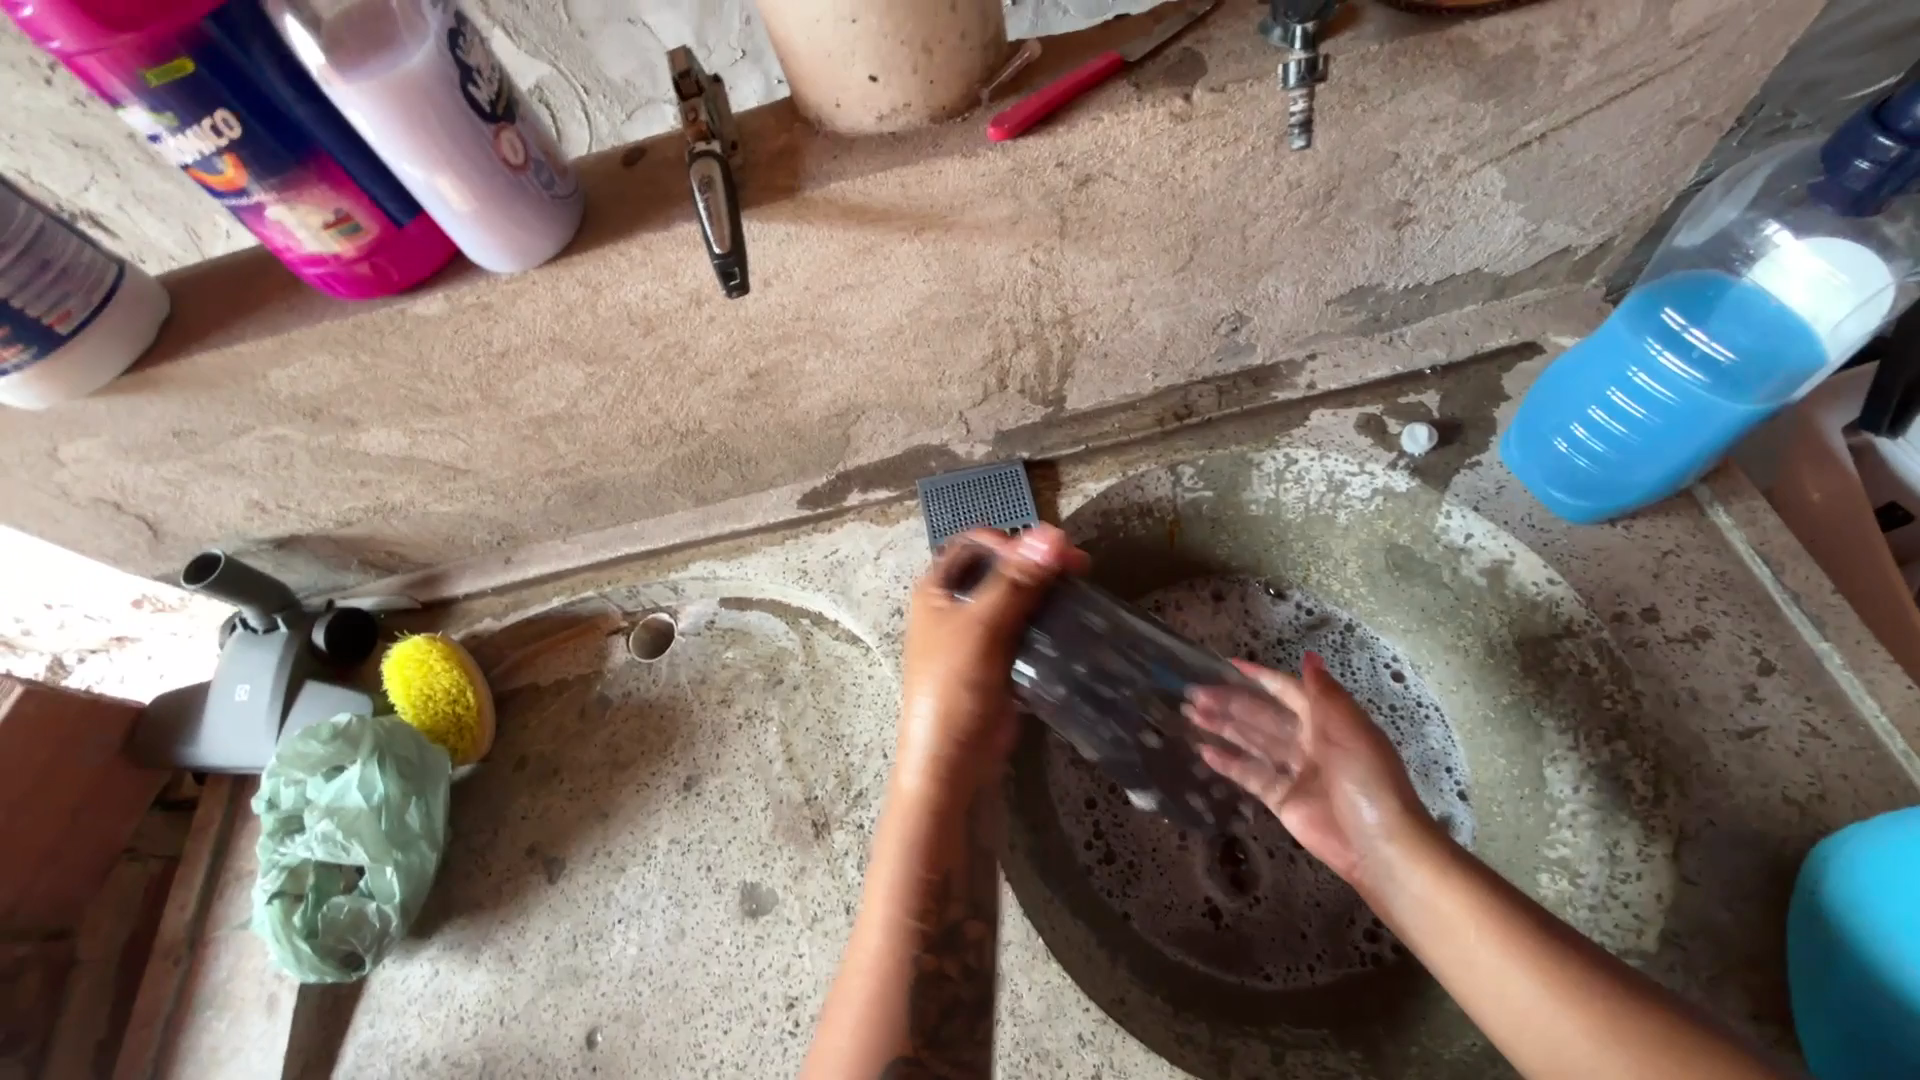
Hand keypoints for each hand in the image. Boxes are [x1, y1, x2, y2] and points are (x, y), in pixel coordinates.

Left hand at [898, 525, 1087, 793]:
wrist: (951, 759)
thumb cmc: (953, 687)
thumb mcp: (982, 627)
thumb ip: (1016, 581)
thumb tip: (1052, 534)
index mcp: (937, 589)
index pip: (976, 544)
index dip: (1011, 541)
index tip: (1050, 551)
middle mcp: (955, 605)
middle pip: (1000, 568)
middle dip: (1036, 563)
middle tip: (1078, 567)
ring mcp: (978, 633)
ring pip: (1016, 598)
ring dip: (1045, 590)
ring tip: (1081, 590)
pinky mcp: (999, 659)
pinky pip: (1025, 627)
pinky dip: (1046, 619)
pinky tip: (1072, 619)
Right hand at [1185, 653, 1436, 890]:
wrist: (1380, 847)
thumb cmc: (1368, 782)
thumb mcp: (1352, 731)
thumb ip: (1324, 694)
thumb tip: (1308, 656)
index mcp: (1329, 721)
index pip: (1287, 691)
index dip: (1259, 677)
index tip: (1227, 664)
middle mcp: (1310, 741)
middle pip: (1263, 716)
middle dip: (1230, 702)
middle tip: (1194, 693)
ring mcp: (1295, 772)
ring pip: (1253, 742)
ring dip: (1223, 727)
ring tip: (1191, 714)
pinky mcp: (1283, 800)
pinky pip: (1251, 775)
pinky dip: (1228, 763)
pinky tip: (1204, 750)